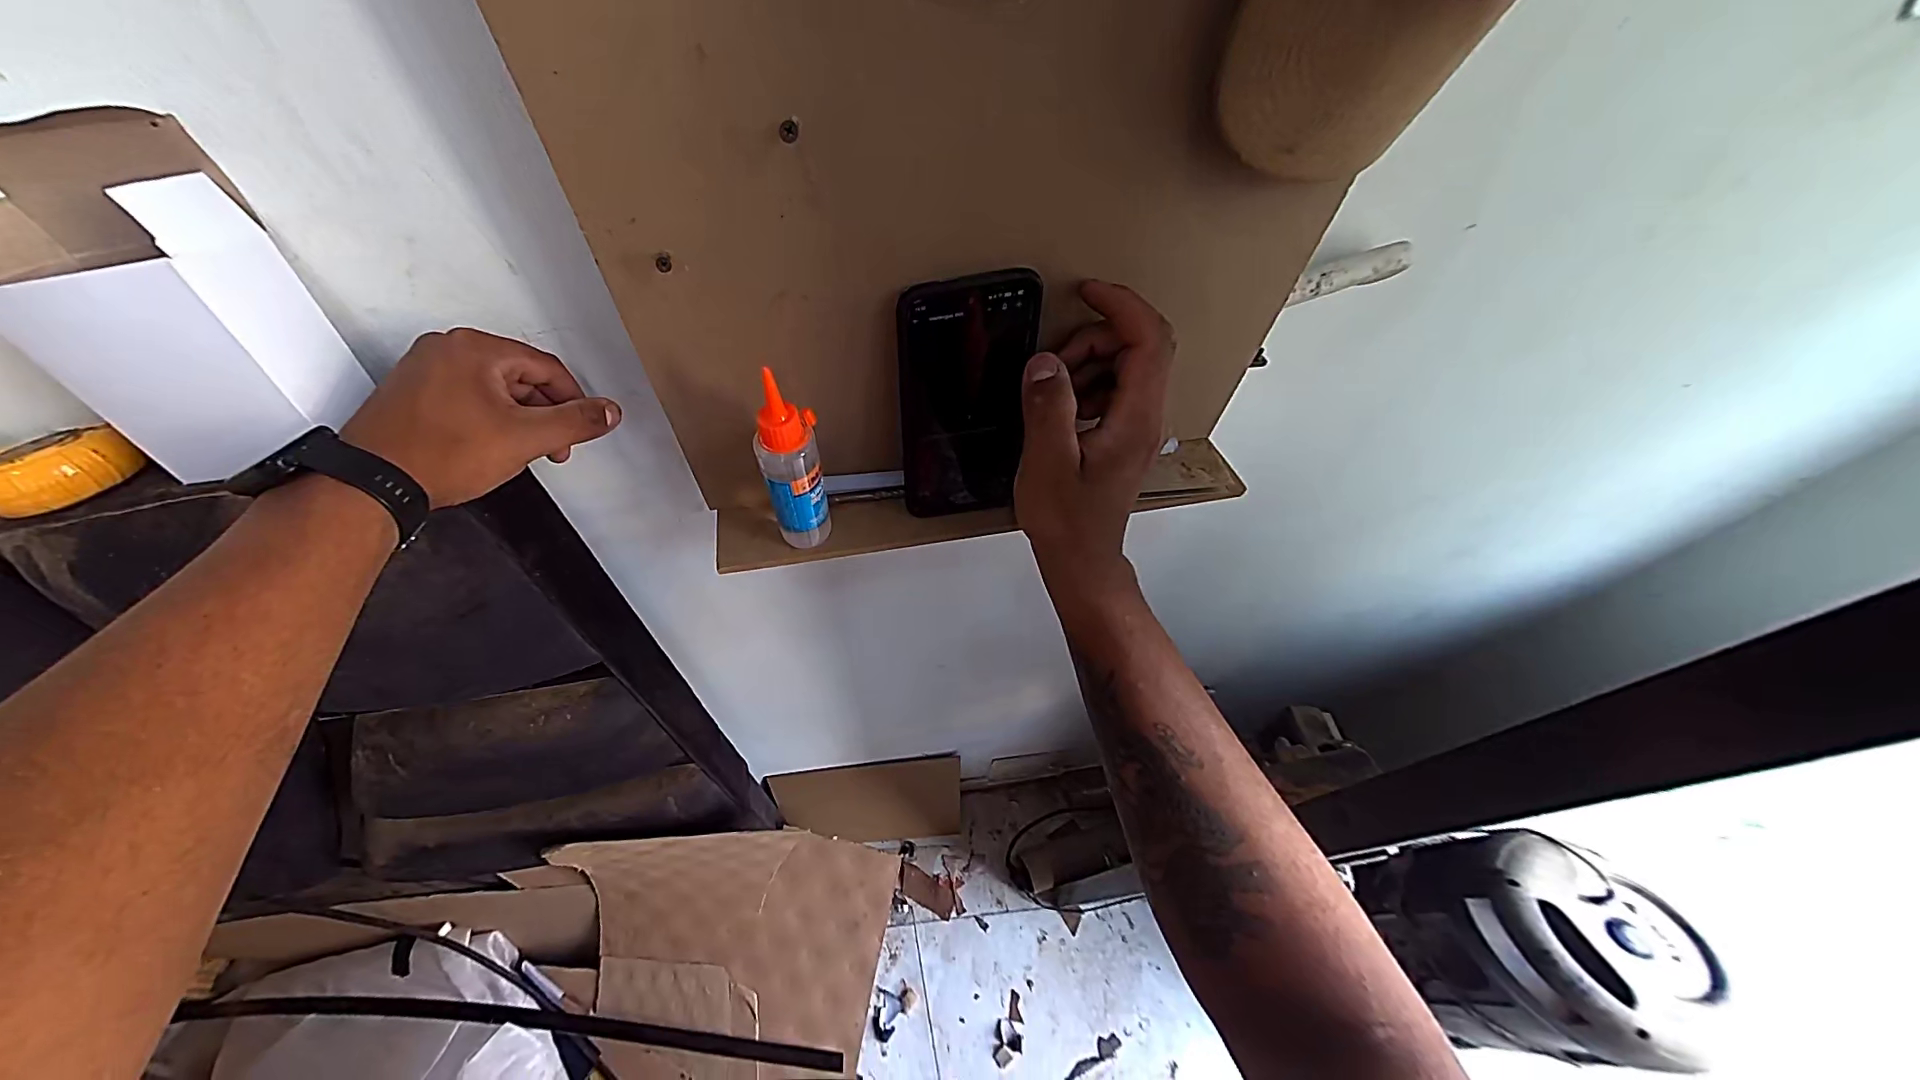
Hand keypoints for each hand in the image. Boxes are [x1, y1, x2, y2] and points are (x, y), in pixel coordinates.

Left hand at [340, 328, 621, 506]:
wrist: (377, 482)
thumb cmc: (435, 455)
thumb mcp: (528, 438)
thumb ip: (577, 421)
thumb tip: (607, 411)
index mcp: (474, 350)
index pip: (549, 368)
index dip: (574, 401)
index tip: (582, 424)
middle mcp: (447, 350)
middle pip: (524, 377)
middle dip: (546, 414)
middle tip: (554, 444)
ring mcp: (427, 369)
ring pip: (498, 389)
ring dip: (520, 419)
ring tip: (521, 449)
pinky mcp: (416, 392)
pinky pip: (471, 397)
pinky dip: (492, 419)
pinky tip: (491, 446)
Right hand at [1015, 281, 1174, 594]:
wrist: (1081, 559)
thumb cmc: (1068, 521)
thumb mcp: (1048, 462)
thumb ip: (1048, 406)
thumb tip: (1045, 362)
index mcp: (1137, 418)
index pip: (1148, 339)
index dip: (1121, 305)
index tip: (1087, 291)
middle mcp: (1146, 417)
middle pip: (1138, 347)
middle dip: (1094, 339)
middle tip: (1053, 363)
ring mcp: (1137, 426)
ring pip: (1124, 367)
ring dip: (1086, 363)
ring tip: (1052, 393)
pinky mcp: (1123, 435)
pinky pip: (1111, 389)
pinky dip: (1085, 385)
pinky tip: (1059, 412)